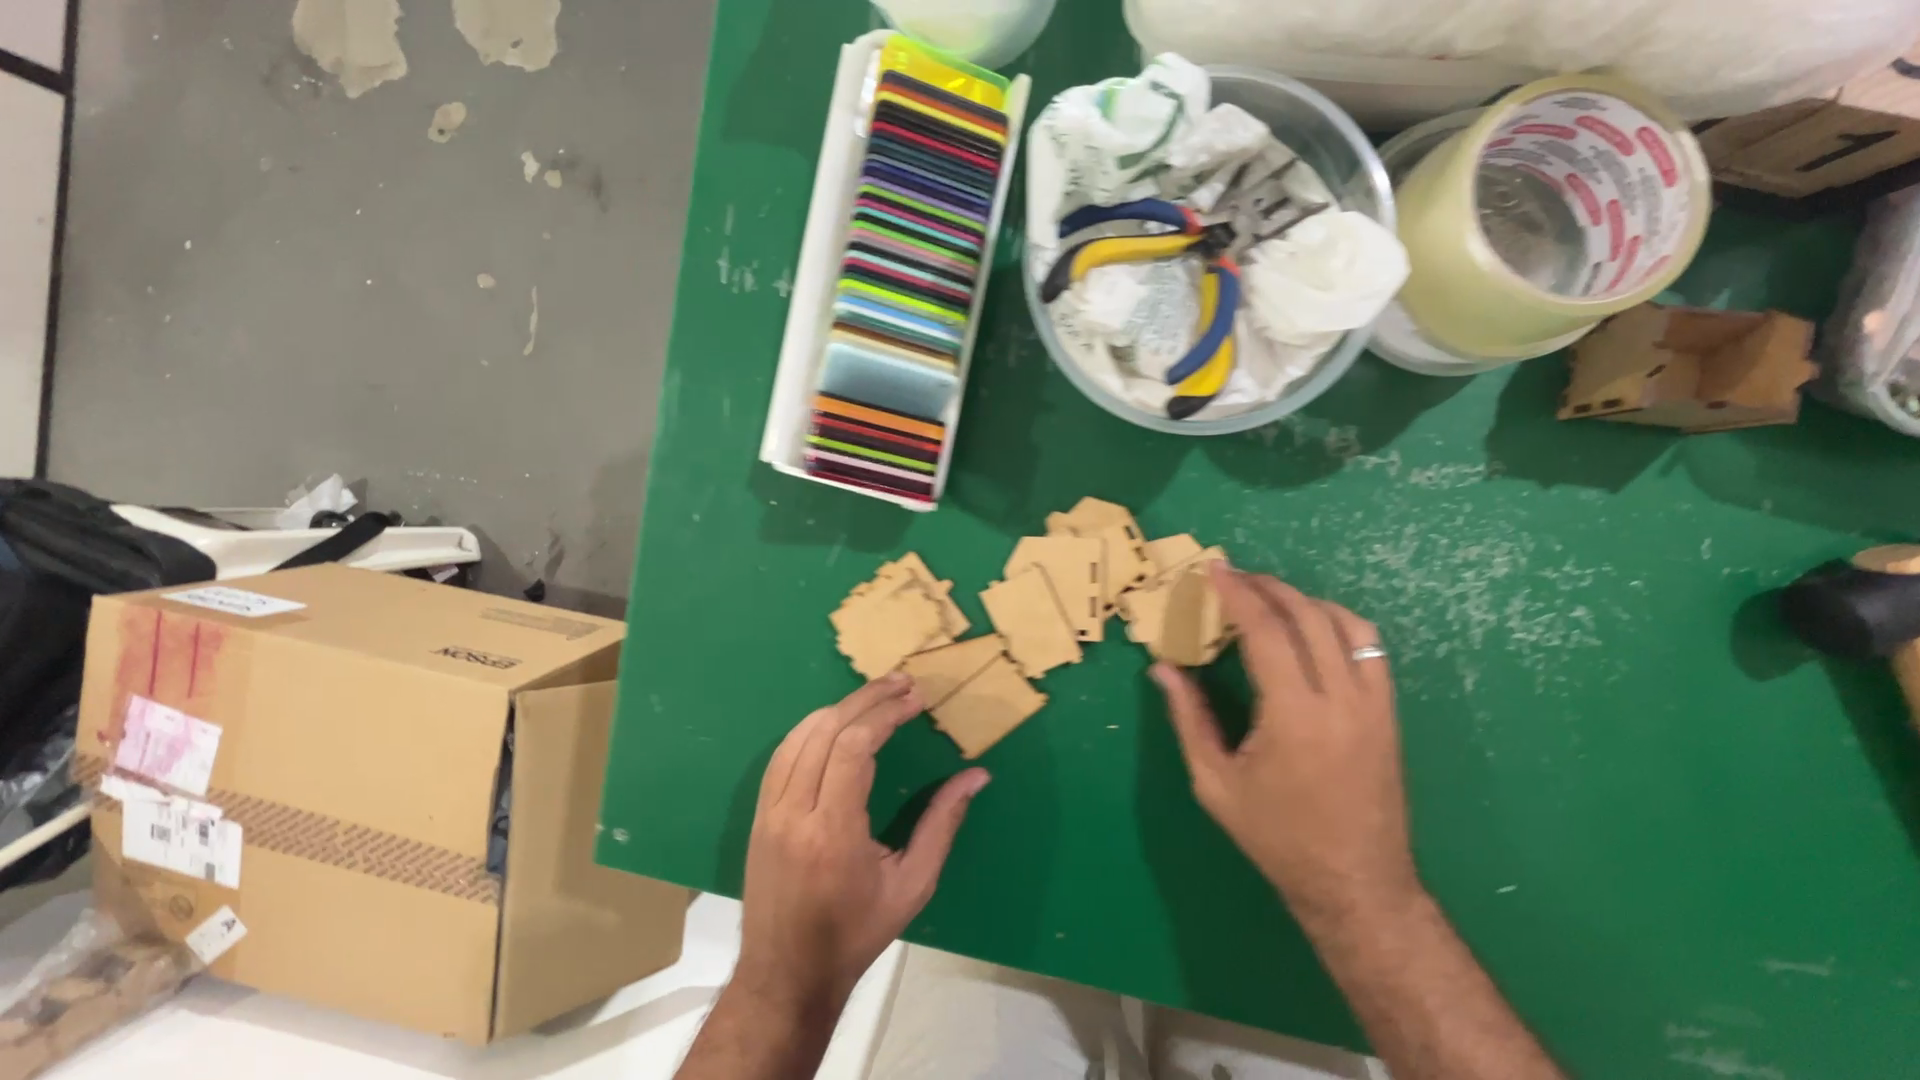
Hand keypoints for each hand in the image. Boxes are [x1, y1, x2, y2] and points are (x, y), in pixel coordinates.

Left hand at [736, 673, 990, 1007]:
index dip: (886, 714)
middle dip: (867, 699)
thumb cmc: (857, 932)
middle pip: (826, 732)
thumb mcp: (913, 885)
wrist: (787, 972)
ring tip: (875, 695)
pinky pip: (781, 756)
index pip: (854, 747)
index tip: (916, 699)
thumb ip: (943, 824)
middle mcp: (794, 813)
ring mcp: (769, 812)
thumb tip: (976, 776)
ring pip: (798, 737)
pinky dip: (809, 730)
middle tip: (902, 682)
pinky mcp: (759, 816)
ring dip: (837, 709)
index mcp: (833, 832)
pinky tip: (833, 722)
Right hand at [1152, 563, 1418, 923]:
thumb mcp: (1215, 783)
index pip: (1267, 631)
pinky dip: (1339, 622)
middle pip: (1308, 616)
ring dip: (1305, 599)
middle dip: (1268, 587)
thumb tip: (1162, 668)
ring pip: (1346, 623)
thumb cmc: (1276, 837)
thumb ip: (1189, 718)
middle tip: (1234, 577)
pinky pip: (1371, 647)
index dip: (1238, 594)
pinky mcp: (1389, 713)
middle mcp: (1341, 699)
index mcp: (1294, 715)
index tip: (1215, 570)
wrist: (1355, 881)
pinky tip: (1313, 626)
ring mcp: (1374, 704)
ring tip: (1269, 596)